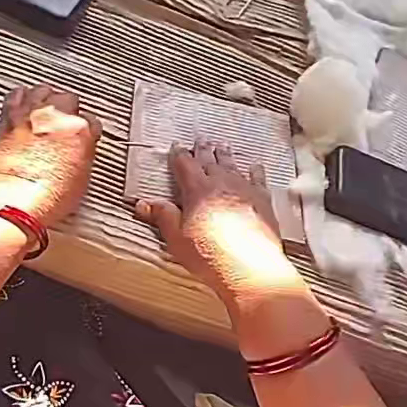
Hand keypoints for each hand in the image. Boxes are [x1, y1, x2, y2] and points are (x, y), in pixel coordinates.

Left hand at [0, 84, 101, 227]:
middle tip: (64, 124)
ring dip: (46, 99)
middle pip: (68, 99)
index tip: (82, 136)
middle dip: (68, 110)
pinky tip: (23, 104)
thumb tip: (80, 147)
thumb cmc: (50, 195)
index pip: (92, 120)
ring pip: (44, 90)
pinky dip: (21, 97)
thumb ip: (84, 152)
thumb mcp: (83, 175)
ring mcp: (33, 115)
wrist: (19, 200)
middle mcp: (58, 117)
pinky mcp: (10, 117)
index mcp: (81, 130)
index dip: (87, 129)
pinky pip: (16, 94)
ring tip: (45, 110)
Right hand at [133, 141, 302, 307]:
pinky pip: (258, 180)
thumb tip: (143, 203)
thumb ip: (163, 216)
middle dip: (203, 150)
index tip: (176, 146)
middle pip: (209, 161)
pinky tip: (255, 166)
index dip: (179, 155)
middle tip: (201, 139)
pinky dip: (255, 171)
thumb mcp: (177, 238)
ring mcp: (244, 190)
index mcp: (197, 190)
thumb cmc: (209, 256)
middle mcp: (222, 184)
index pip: (185, 165)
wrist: (249, 267)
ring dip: (226, 155)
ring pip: (232, 166)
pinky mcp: (263, 201)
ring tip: (223, 146)